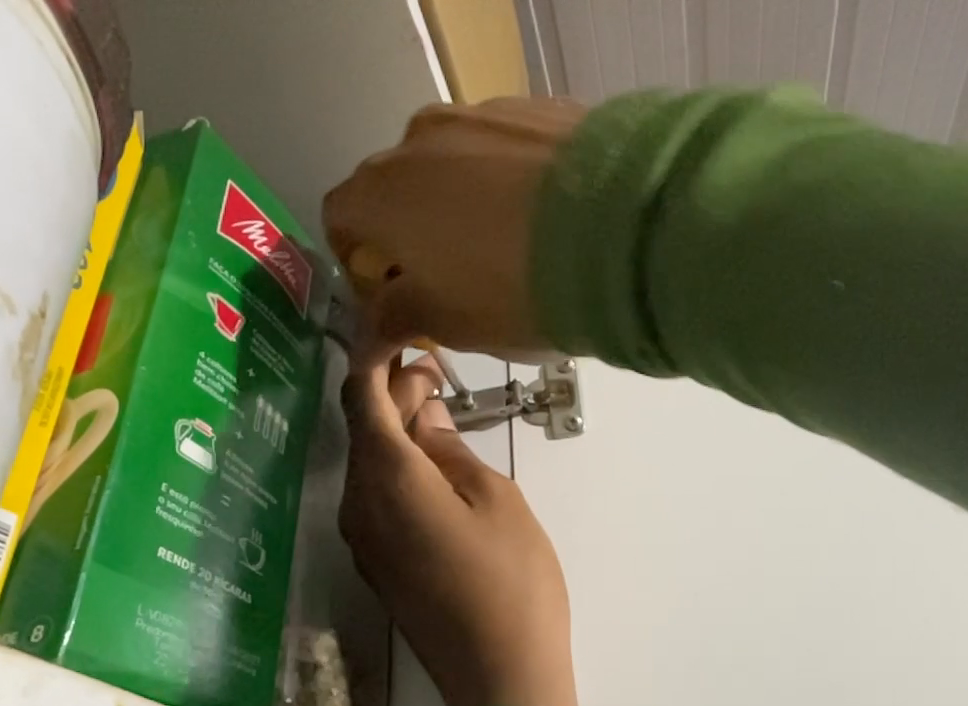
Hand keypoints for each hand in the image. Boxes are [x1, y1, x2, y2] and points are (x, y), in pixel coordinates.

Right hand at [323, 97, 587, 355]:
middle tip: (453, 286)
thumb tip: (368, 333)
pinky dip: (510, 187)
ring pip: (453, 169)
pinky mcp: (539, 110)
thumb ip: (394, 320)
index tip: (394, 301)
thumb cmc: (515, 289)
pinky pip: (505, 154)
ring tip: (509, 256)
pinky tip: (547, 224)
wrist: (626, 231)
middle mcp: (420, 138)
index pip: (341, 223)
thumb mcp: (446, 323)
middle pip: (396, 192)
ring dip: (462, 210)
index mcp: (381, 193)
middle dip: (413, 239)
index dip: (361, 268)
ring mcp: (482, 115)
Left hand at [339, 346, 577, 705]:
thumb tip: (422, 417)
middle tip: (438, 374)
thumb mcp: (496, 500)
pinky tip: (433, 469)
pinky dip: (397, 471)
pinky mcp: (378, 566)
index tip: (403, 331)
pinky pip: (376, 499)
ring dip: (396, 433)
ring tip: (441, 416)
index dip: (375, 355)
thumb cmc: (512, 581)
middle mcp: (359, 506)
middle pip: (362, 430)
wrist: (501, 678)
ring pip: (367, 465)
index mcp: (387, 480)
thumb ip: (449, 449)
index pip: (361, 396)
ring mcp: (364, 541)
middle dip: (392, 394)